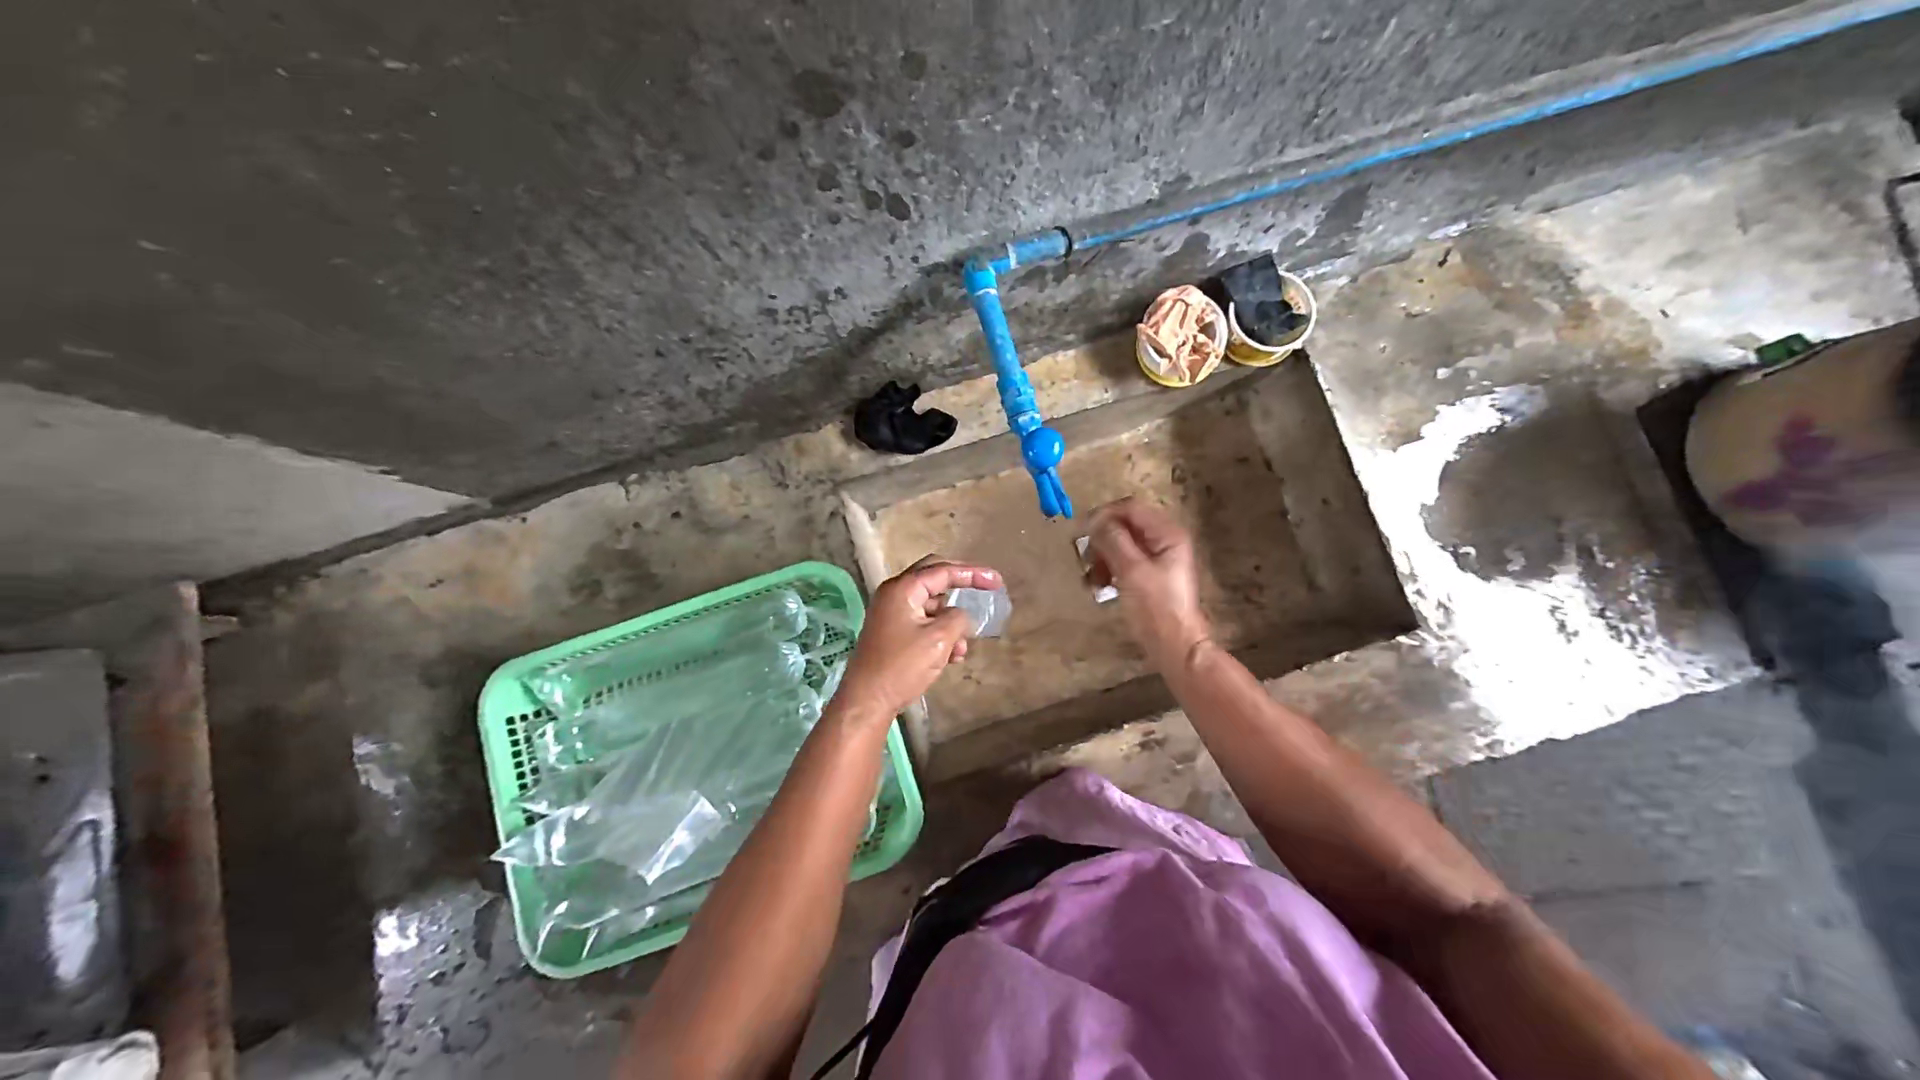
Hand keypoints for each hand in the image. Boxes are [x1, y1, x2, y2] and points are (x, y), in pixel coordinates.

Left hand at [834, 556, 1001, 724]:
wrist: (867, 700)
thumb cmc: (902, 666)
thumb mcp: (939, 639)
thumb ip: (957, 618)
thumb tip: (959, 615)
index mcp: (902, 589)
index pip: (943, 571)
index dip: (972, 574)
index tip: (996, 582)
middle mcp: (893, 595)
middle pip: (934, 580)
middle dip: (961, 586)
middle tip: (984, 590)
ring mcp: (890, 614)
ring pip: (930, 606)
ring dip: (951, 620)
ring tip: (963, 646)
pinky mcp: (891, 633)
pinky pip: (921, 623)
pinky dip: (939, 633)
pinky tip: (951, 656)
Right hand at [1087, 497, 1213, 672]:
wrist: (1174, 647)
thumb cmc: (1156, 608)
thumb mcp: (1132, 570)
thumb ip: (1113, 540)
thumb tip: (1094, 520)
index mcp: (1167, 533)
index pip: (1130, 508)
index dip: (1104, 515)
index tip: (1081, 532)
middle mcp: (1163, 540)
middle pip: (1124, 525)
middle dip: (1101, 540)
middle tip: (1085, 557)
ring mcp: (1157, 559)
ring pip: (1120, 544)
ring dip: (1102, 557)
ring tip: (1091, 577)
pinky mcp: (1148, 576)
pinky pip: (1123, 562)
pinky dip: (1108, 570)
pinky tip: (1099, 585)